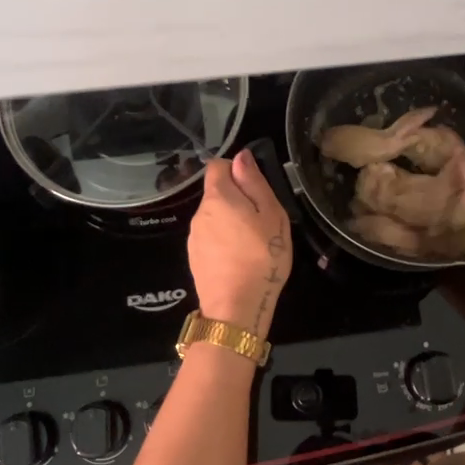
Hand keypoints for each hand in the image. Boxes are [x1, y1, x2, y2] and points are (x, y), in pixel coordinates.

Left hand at [187, 150, 293, 337]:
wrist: (236, 308)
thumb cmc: (261, 256)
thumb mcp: (271, 215)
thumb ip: (254, 182)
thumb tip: (241, 156)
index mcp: (218, 197)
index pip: (218, 166)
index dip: (237, 171)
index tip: (256, 191)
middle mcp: (199, 213)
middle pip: (217, 193)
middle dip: (237, 199)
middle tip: (262, 221)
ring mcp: (194, 237)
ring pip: (214, 217)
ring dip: (231, 222)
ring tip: (253, 244)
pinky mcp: (194, 258)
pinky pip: (210, 238)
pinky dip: (223, 242)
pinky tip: (239, 259)